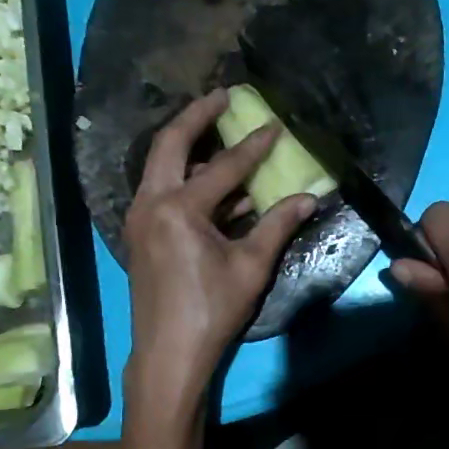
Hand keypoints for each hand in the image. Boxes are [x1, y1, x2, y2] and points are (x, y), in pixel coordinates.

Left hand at [124, 91, 318, 406]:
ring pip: (160, 165)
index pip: (223, 167)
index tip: (274, 124)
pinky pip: (161, 190)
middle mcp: (150, 203)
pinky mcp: (140, 233)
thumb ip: (277, 225)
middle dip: (197, 116)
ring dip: (187, 145)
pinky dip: (184, 178)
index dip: (254, 146)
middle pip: (170, 144)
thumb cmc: (212, 310)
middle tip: (222, 96)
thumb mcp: (250, 266)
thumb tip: (309, 197)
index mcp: (177, 209)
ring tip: (216, 128)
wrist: (168, 353)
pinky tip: (214, 182)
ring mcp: (139, 218)